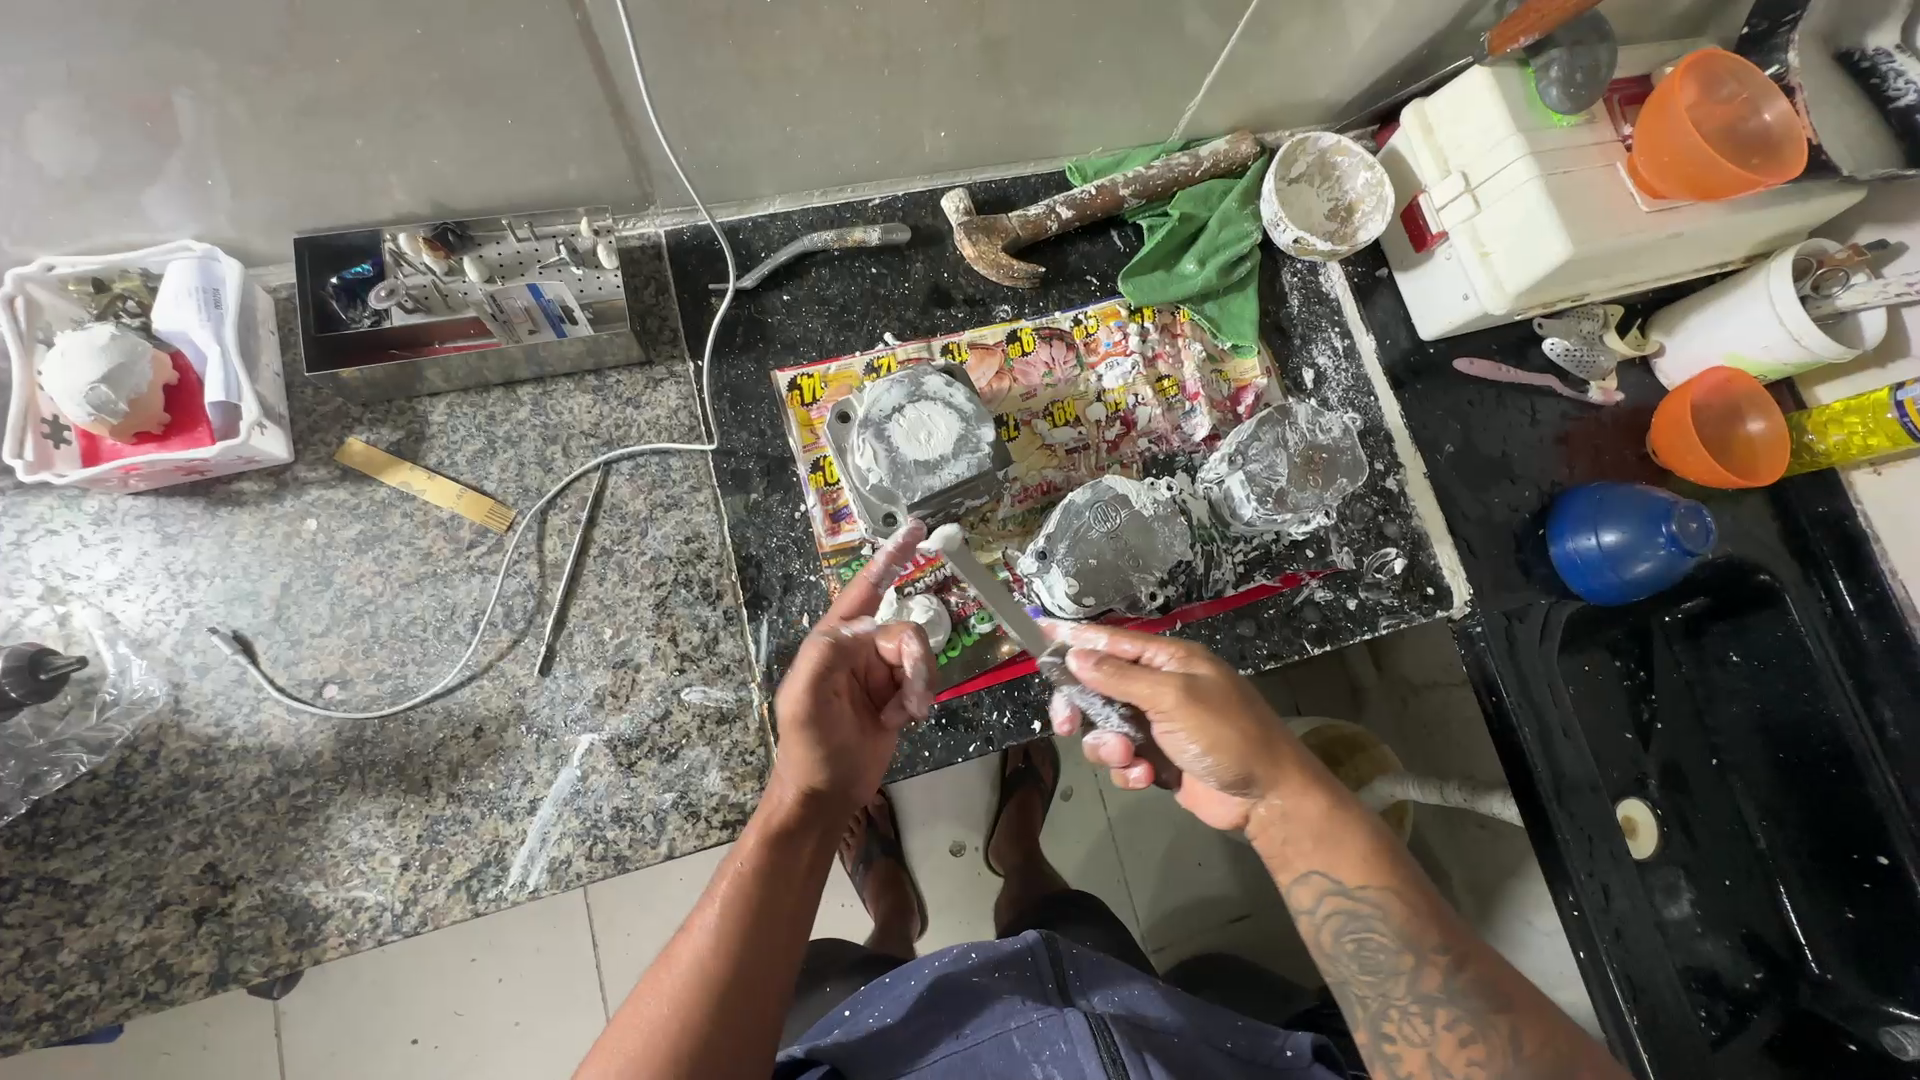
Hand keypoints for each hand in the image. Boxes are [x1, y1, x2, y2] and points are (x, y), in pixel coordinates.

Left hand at [768, 521, 935, 819]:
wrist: (827, 794)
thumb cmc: (808, 747)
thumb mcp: (805, 699)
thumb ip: (828, 653)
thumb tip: (867, 624)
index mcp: (832, 640)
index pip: (864, 589)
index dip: (889, 558)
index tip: (915, 530)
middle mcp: (859, 648)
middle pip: (905, 631)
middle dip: (916, 663)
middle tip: (914, 700)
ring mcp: (880, 672)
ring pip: (920, 655)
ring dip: (920, 686)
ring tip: (905, 715)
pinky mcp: (898, 694)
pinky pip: (925, 680)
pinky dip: (920, 700)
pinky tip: (903, 721)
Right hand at [1042, 621, 1305, 830]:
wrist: (1266, 797)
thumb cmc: (1226, 734)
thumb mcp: (1173, 697)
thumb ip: (1121, 677)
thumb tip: (1076, 655)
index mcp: (1168, 660)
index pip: (1111, 642)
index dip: (1074, 639)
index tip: (1039, 632)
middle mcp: (1159, 687)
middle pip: (1098, 687)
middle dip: (1082, 708)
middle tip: (1064, 724)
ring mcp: (1157, 725)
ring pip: (1105, 729)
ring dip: (1111, 747)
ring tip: (1133, 760)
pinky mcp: (1158, 760)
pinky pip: (1123, 761)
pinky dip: (1130, 771)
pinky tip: (1150, 779)